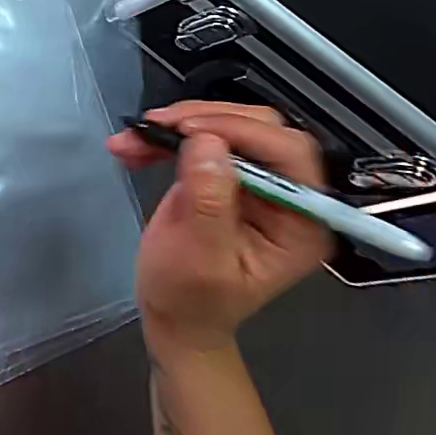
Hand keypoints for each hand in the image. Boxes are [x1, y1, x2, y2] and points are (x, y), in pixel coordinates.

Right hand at [108, 102, 333, 353]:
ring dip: (177, 123)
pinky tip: (134, 145)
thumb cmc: (191, 299)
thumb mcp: (199, 257)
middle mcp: (287, 193)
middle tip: (158, 125)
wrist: (174, 315)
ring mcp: (255, 178)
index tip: (189, 131)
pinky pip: (200, 136)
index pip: (288, 153)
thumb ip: (208, 201)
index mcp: (301, 220)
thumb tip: (207, 142)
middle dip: (205, 120)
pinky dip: (166, 135)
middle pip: (259, 128)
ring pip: (226, 124)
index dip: (242, 132)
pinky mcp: (224, 170)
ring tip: (135, 135)